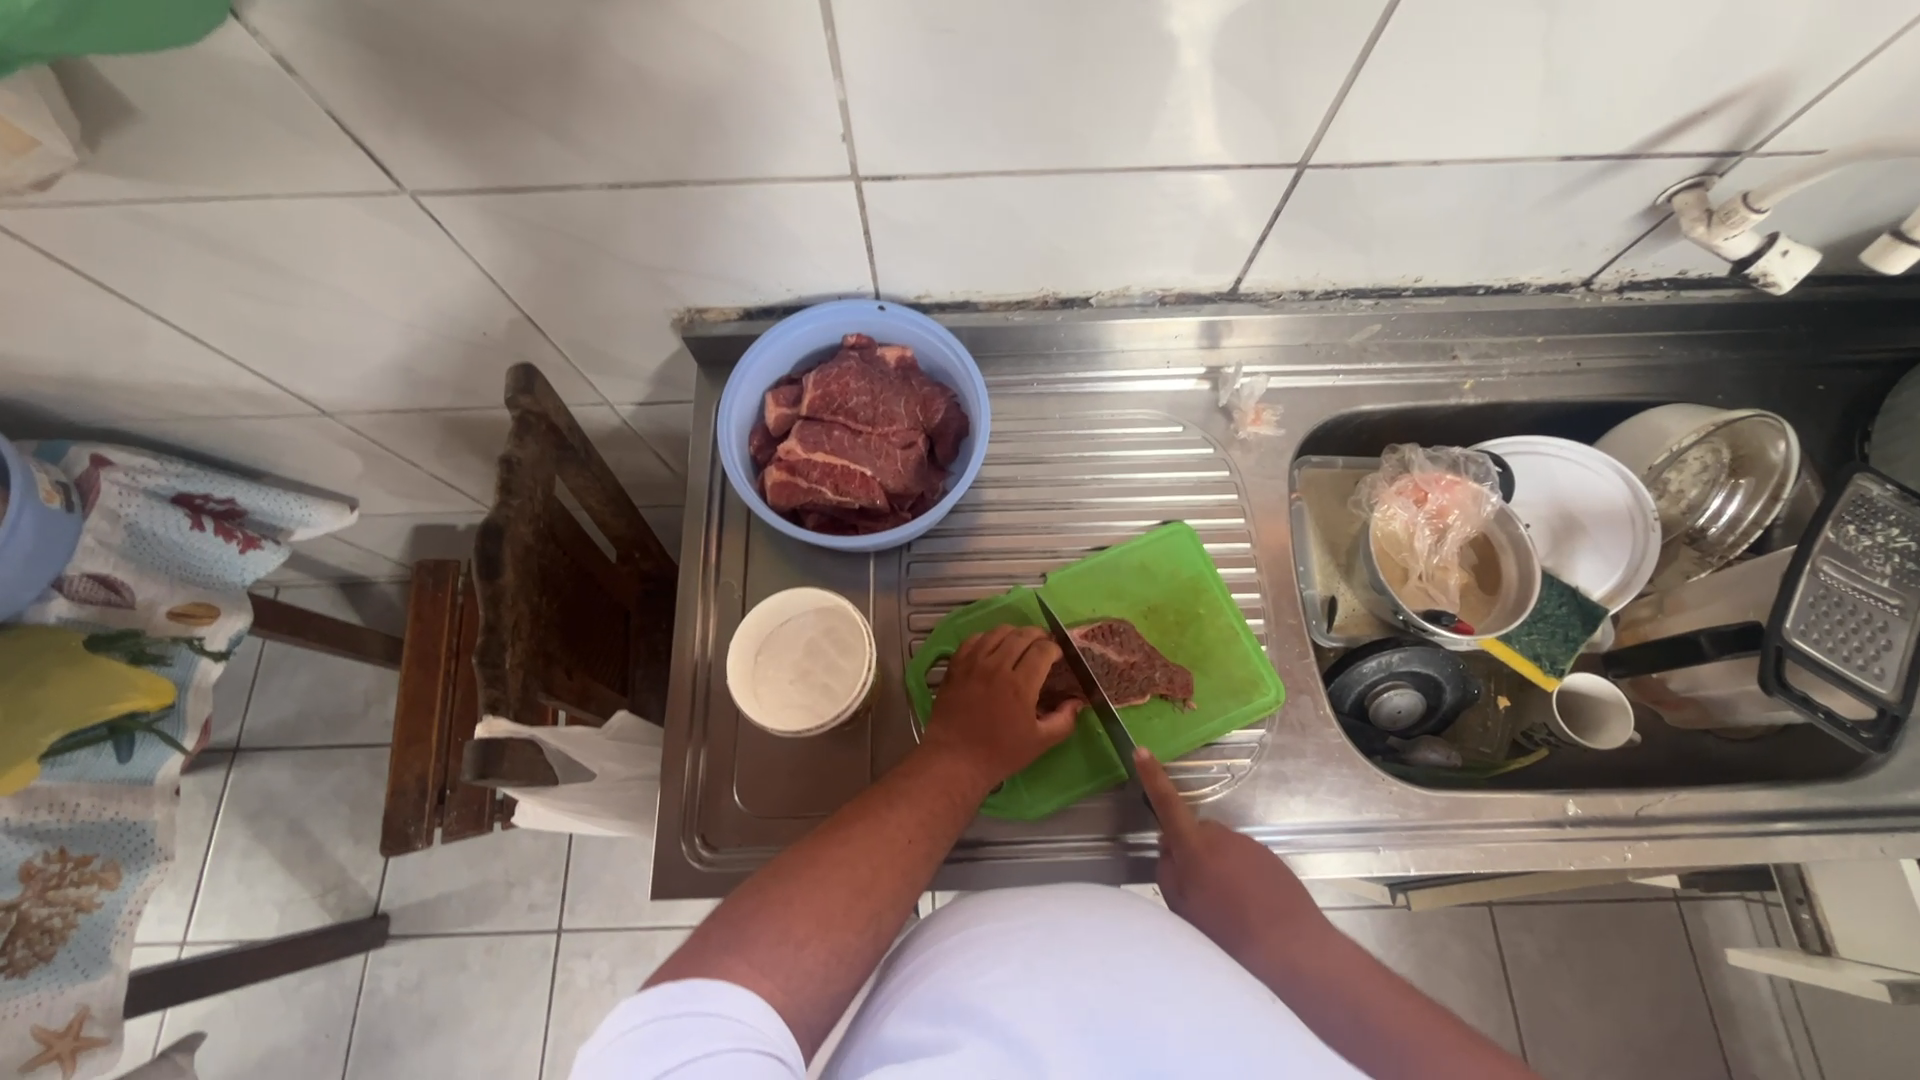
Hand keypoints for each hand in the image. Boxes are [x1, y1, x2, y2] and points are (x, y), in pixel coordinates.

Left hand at [922, 626, 1082, 793]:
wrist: (954, 759)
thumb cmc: (999, 753)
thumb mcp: (1040, 742)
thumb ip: (1064, 720)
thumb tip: (1078, 702)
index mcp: (1020, 684)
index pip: (1043, 649)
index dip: (1055, 648)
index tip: (1059, 656)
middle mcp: (997, 667)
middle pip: (1022, 635)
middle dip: (1038, 635)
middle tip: (1044, 645)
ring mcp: (973, 664)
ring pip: (997, 632)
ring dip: (1014, 633)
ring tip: (1021, 642)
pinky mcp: (955, 666)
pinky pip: (974, 639)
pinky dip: (988, 637)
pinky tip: (993, 647)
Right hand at [1135, 747, 1326, 953]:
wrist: (1293, 949)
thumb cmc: (1227, 932)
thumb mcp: (1181, 909)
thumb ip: (1168, 872)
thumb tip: (1170, 851)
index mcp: (1194, 847)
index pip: (1167, 804)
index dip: (1152, 776)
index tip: (1141, 751)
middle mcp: (1222, 837)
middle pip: (1196, 833)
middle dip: (1191, 852)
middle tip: (1195, 892)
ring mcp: (1250, 846)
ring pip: (1221, 849)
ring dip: (1218, 868)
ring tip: (1226, 909)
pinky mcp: (1271, 859)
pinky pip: (1244, 861)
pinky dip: (1241, 879)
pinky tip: (1248, 910)